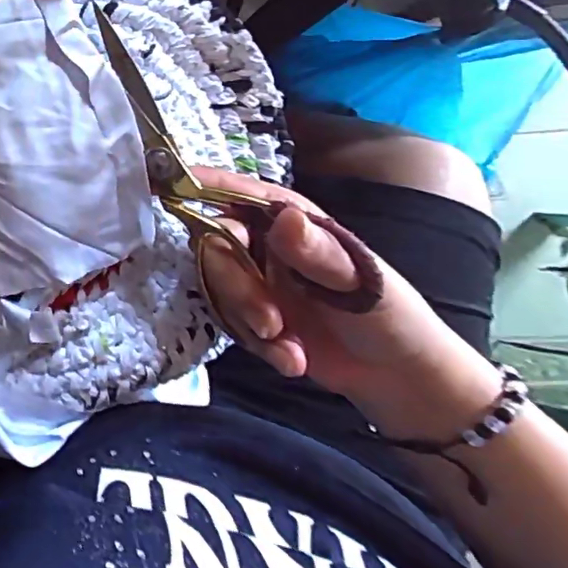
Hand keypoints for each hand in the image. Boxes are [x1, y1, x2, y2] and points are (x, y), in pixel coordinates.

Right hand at [193, 166, 500, 440]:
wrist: (401, 382)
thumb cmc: (392, 316)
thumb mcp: (361, 285)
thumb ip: (319, 253)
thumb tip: (283, 216)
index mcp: (291, 220)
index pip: (237, 193)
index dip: (200, 185)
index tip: (165, 185)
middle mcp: (265, 242)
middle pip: (216, 246)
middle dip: (236, 287)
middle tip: (268, 322)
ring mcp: (255, 278)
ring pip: (218, 286)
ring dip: (247, 320)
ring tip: (288, 348)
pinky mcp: (251, 314)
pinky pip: (229, 321)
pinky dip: (257, 345)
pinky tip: (291, 360)